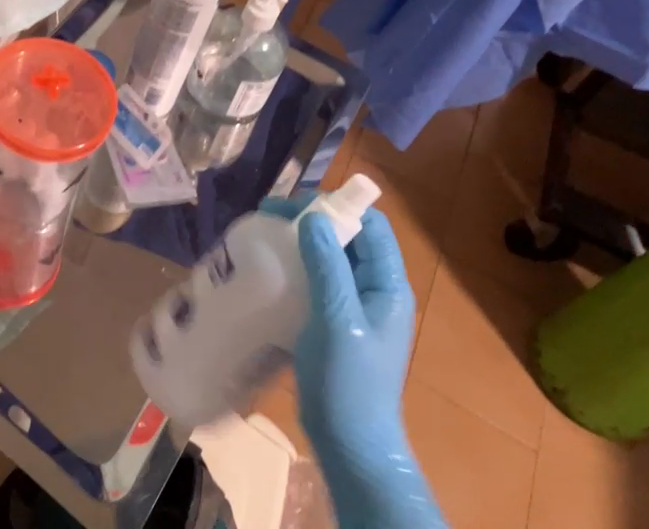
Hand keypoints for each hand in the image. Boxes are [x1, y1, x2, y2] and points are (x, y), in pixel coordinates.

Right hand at [260, 195, 444, 526]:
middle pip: (347, 238)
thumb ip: (328, 265)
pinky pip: (316, 283)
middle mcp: (374, 290)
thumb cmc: (350, 380)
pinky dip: (294, 270)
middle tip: (265, 218)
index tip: (290, 206)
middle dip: (310, 221)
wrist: (350, 442)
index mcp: (387, 285)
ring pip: (329, 259)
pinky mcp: (333, 325)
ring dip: (298, 245)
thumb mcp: (338, 318)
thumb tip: (314, 216)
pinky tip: (266, 273)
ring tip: (261, 239)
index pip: (371, 226)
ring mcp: (354, 309)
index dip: (336, 206)